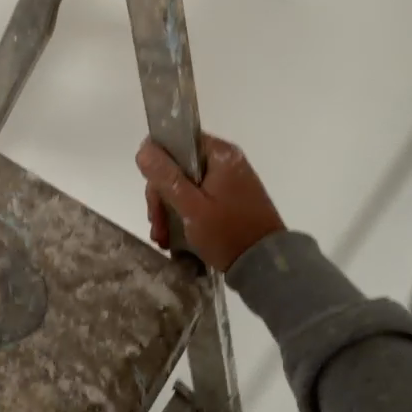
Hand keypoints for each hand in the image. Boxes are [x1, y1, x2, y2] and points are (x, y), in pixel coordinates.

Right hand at [138, 134, 285, 272]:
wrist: (267, 269)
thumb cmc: (229, 234)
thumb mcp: (191, 206)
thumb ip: (166, 176)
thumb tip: (143, 147)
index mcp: (220, 155)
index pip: (176, 142)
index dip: (158, 163)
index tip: (151, 191)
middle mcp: (225, 162)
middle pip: (177, 167)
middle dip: (161, 196)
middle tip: (156, 223)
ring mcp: (228, 182)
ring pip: (184, 185)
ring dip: (169, 209)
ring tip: (162, 237)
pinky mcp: (229, 199)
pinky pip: (197, 198)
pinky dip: (183, 214)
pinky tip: (173, 236)